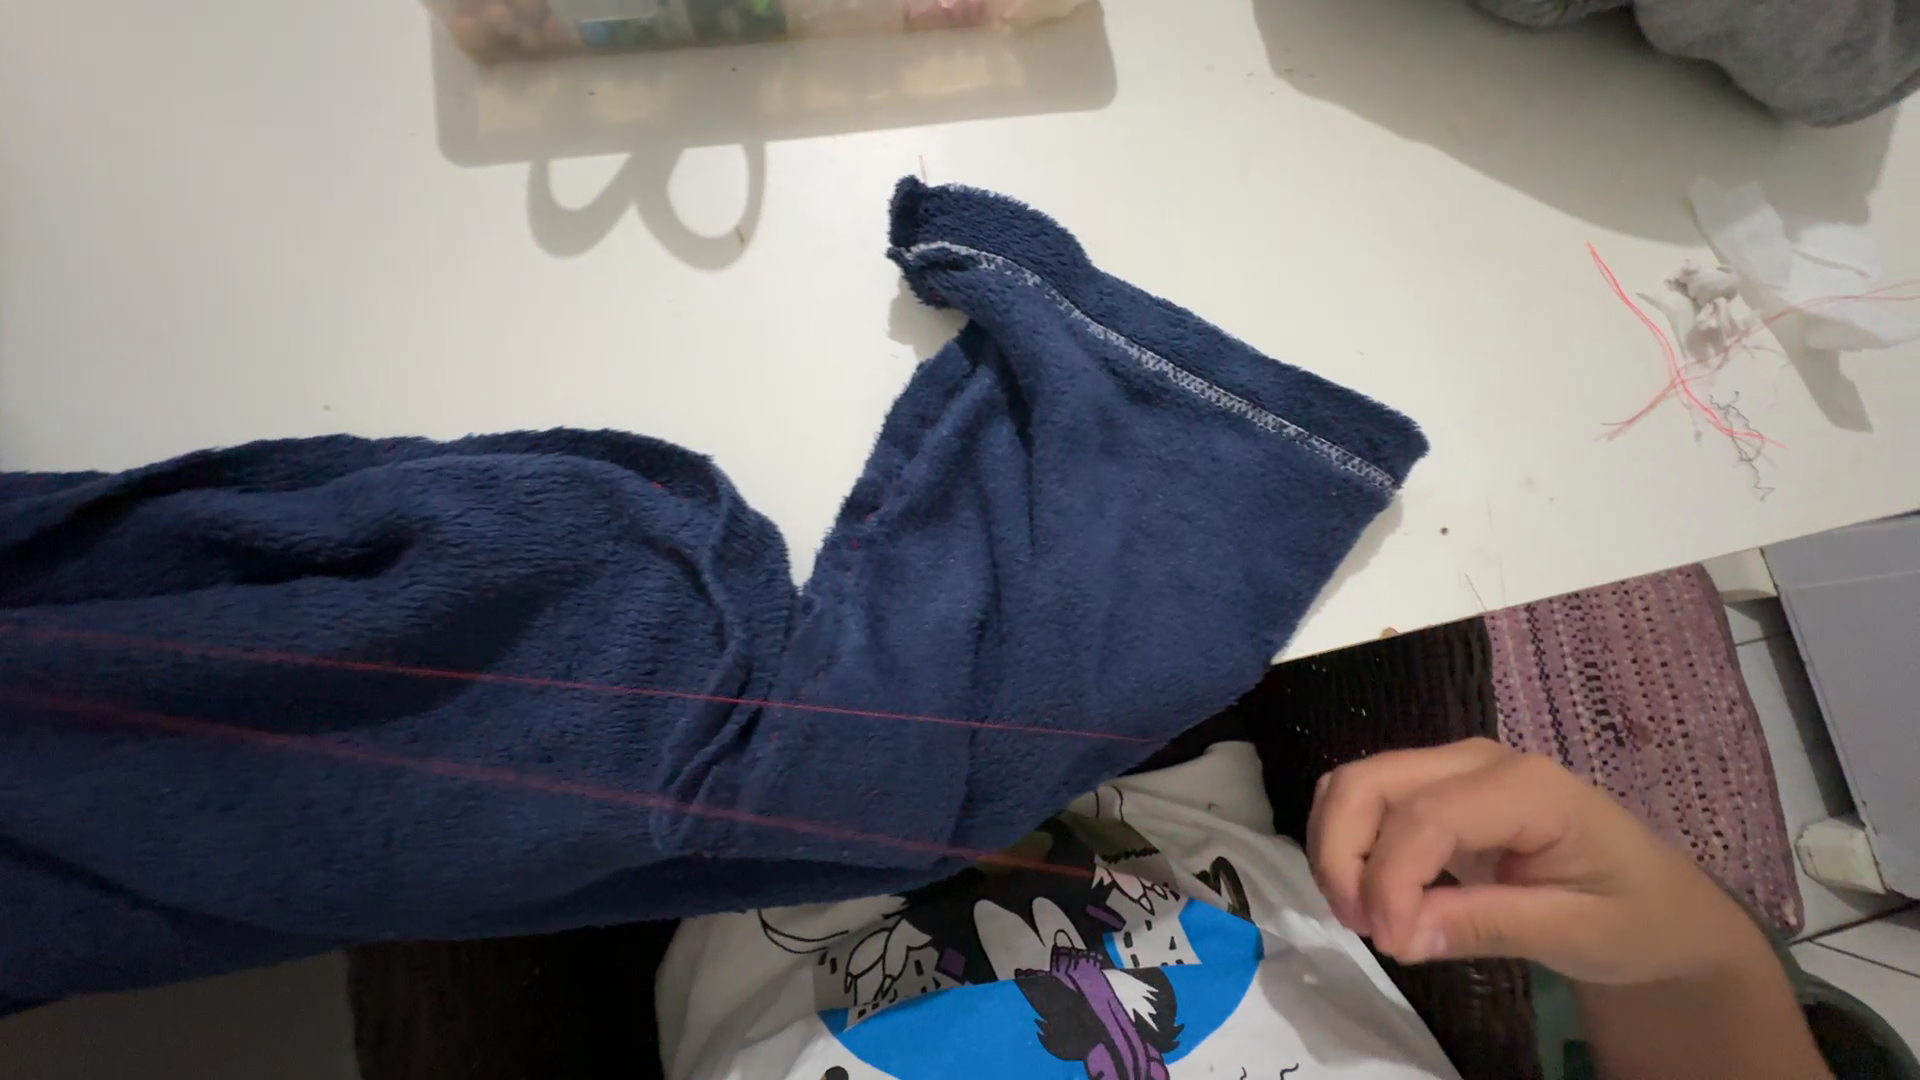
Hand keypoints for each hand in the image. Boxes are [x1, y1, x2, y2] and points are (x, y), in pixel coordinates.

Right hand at [1306, 738, 1761, 985]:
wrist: (1660, 903)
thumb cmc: (1636, 918)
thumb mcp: (1580, 935)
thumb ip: (1486, 926)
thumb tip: (1397, 936)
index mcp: (1525, 786)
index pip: (1427, 817)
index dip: (1391, 876)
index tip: (1387, 940)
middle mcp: (1472, 759)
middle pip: (1369, 782)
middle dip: (1341, 850)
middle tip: (1353, 920)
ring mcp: (1444, 766)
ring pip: (1352, 783)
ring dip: (1334, 843)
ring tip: (1354, 909)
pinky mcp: (1427, 785)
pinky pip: (1362, 797)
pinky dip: (1343, 839)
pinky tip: (1361, 886)